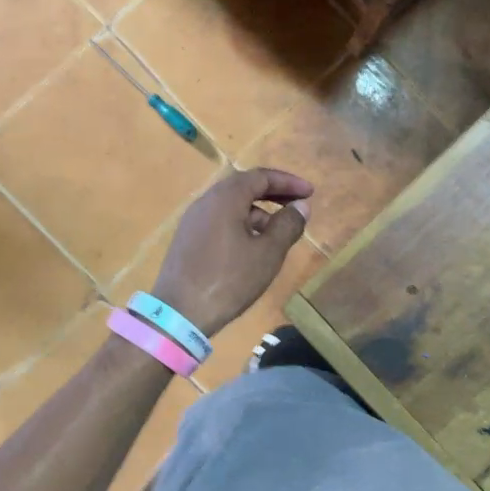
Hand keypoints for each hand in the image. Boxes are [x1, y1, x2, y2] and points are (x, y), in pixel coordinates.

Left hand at [149, 168, 313, 336]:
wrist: (179, 314)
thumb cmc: (229, 280)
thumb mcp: (267, 253)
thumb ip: (287, 225)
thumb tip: (301, 207)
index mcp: (225, 198)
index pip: (260, 177)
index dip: (288, 182)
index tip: (310, 193)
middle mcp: (206, 202)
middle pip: (243, 187)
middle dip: (272, 194)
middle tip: (296, 206)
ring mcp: (192, 221)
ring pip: (230, 205)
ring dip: (257, 212)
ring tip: (278, 232)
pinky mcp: (187, 240)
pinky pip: (219, 221)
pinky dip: (240, 224)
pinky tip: (252, 246)